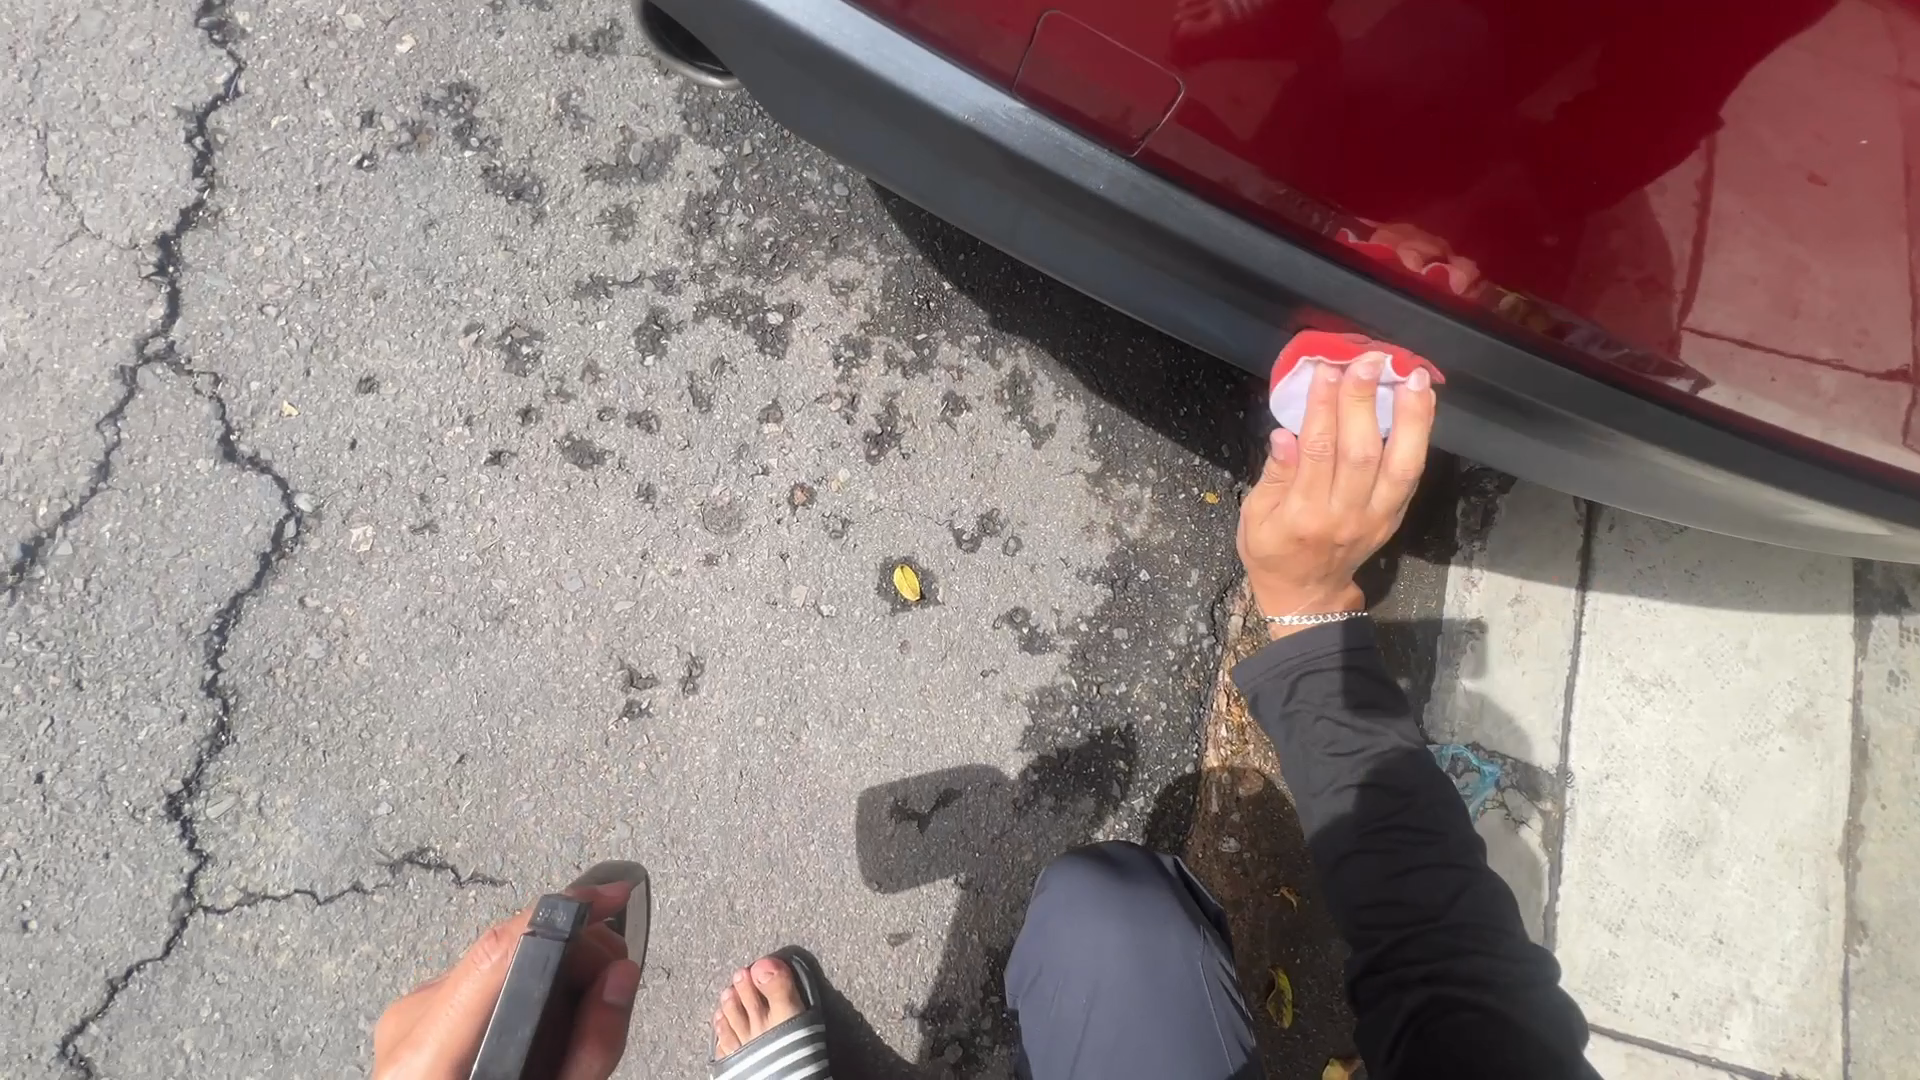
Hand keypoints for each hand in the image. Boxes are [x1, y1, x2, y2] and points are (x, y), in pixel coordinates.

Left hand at [373, 883, 640, 1079]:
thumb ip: (589, 1049)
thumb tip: (621, 976)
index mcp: (427, 1058)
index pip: (498, 952)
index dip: (564, 913)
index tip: (614, 898)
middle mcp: (412, 1023)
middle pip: (514, 947)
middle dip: (580, 951)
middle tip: (614, 980)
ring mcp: (415, 1014)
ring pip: (511, 954)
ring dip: (564, 966)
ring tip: (590, 1002)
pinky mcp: (425, 1012)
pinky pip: (497, 973)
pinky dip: (538, 982)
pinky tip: (557, 1009)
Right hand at [1237, 351, 1435, 638]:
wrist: (1306, 594)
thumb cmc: (1270, 553)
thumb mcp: (1253, 517)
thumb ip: (1274, 476)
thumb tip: (1286, 434)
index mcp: (1302, 515)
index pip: (1317, 453)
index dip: (1323, 409)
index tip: (1327, 371)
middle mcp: (1344, 515)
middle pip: (1360, 452)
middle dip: (1364, 402)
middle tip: (1368, 361)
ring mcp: (1374, 517)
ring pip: (1399, 463)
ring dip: (1410, 416)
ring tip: (1412, 376)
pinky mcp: (1393, 516)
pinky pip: (1411, 474)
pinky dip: (1419, 436)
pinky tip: (1421, 405)